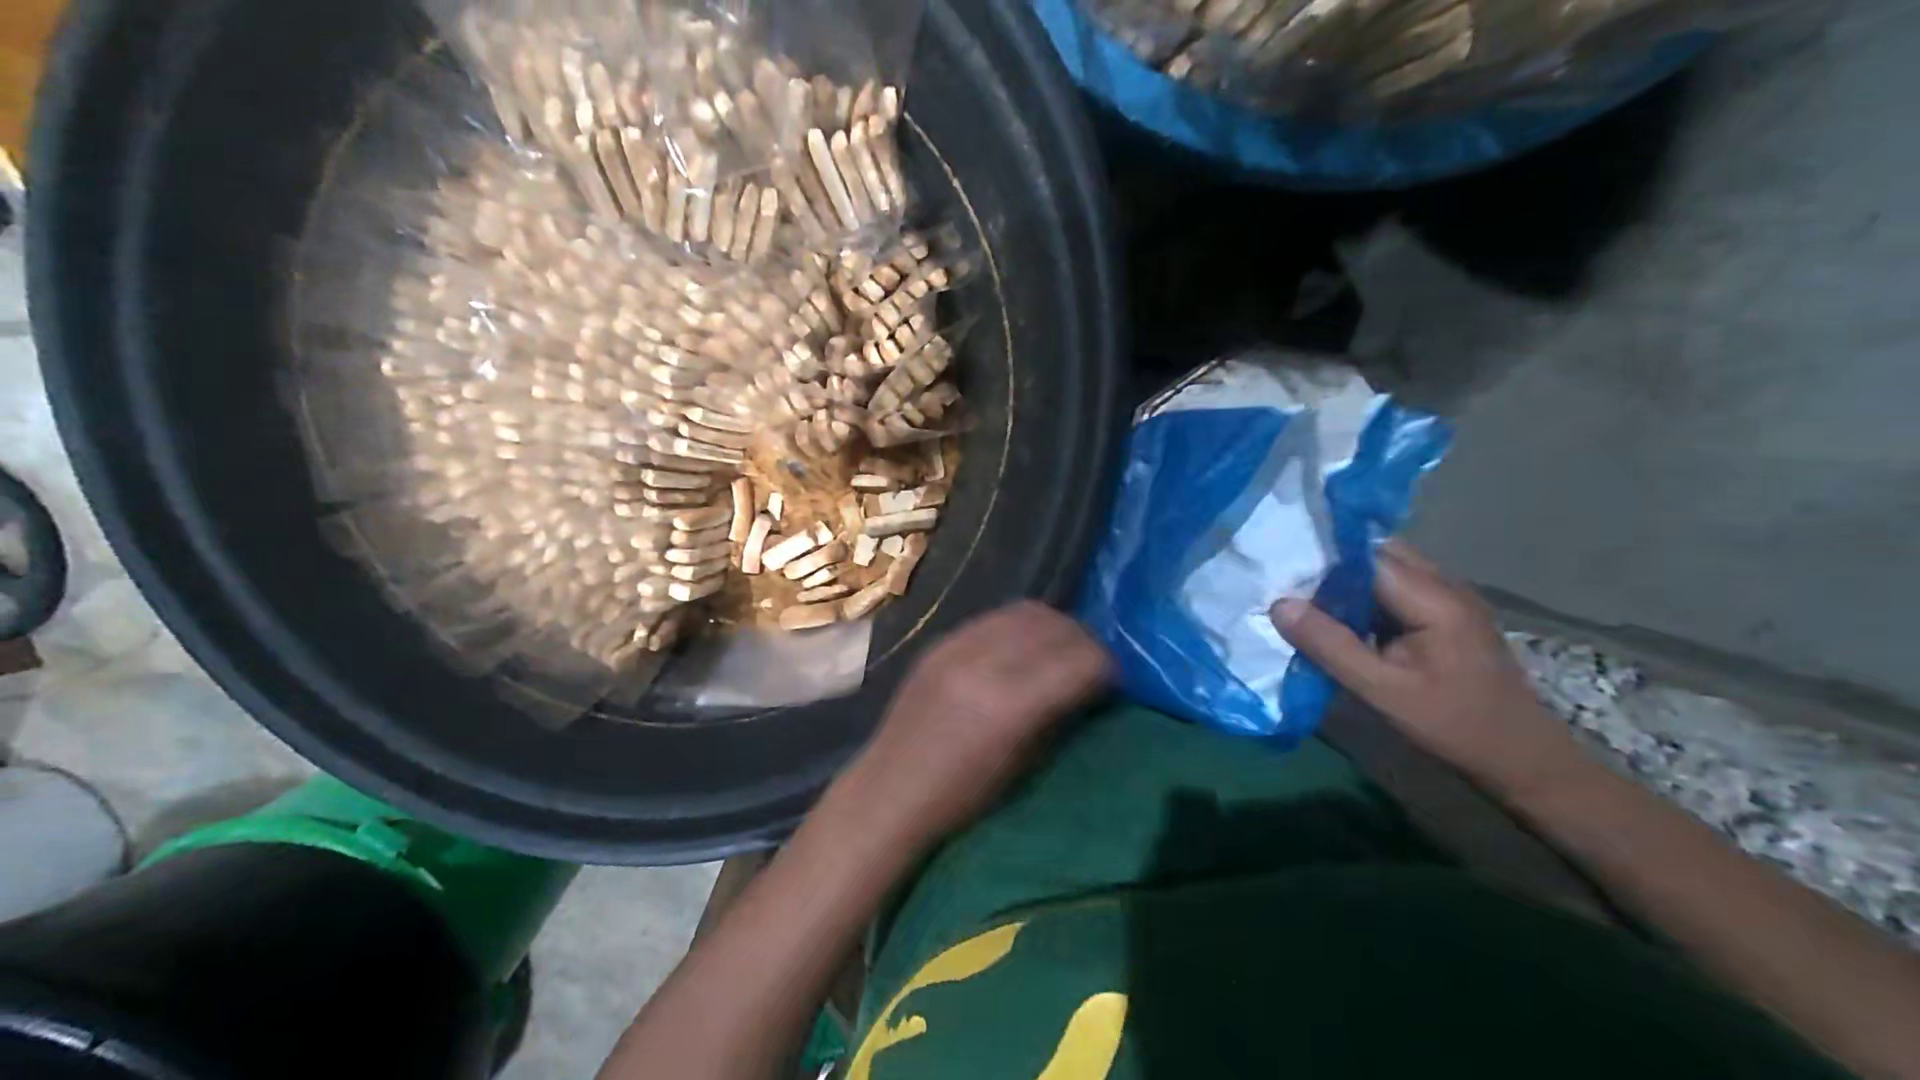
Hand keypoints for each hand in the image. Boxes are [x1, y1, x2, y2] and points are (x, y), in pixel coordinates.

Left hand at [835, 601, 1111, 851]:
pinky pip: (994, 618)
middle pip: (1057, 625)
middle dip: (1084, 641)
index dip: (1107, 667)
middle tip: (1089, 664)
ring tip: (1058, 652)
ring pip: (1026, 611)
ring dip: (1053, 627)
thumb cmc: (964, 799)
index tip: (1112, 682)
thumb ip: (1061, 714)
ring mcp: (956, 645)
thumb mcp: (1026, 763)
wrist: (889, 791)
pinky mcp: (939, 641)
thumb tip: (1091, 683)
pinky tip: (1021, 650)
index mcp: (1010, 704)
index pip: (1081, 658)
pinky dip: (1019, 628)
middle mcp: (984, 662)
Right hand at [1272, 541, 1583, 797]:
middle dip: (1335, 566)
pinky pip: (1402, 586)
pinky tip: (1348, 618)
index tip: (1284, 574)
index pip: (1367, 557)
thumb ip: (1329, 645)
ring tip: (1313, 602)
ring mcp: (1454, 597)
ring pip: (1391, 568)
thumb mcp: (1380, 690)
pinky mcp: (1452, 613)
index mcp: (1434, 599)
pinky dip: (1370, 594)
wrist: (1520, 756)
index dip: (1323, 561)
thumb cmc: (1450, 724)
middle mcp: (1448, 585)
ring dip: (1352, 580)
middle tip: (1293, 588)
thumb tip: (1280, 605)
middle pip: (1380, 554)